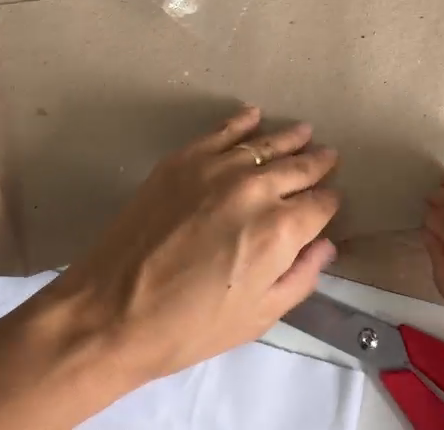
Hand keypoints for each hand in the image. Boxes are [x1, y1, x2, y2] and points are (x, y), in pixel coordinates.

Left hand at [40, 105, 342, 383]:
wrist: (111, 310)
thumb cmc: (189, 327)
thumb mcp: (258, 318)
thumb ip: (301, 277)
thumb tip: (325, 245)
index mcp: (279, 231)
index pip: (321, 204)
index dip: (330, 203)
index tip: (331, 202)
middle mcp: (256, 189)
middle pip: (299, 168)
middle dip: (318, 164)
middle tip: (329, 157)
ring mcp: (218, 168)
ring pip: (266, 144)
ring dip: (291, 138)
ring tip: (305, 132)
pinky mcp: (185, 159)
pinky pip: (224, 130)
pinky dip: (243, 121)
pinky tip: (255, 115)